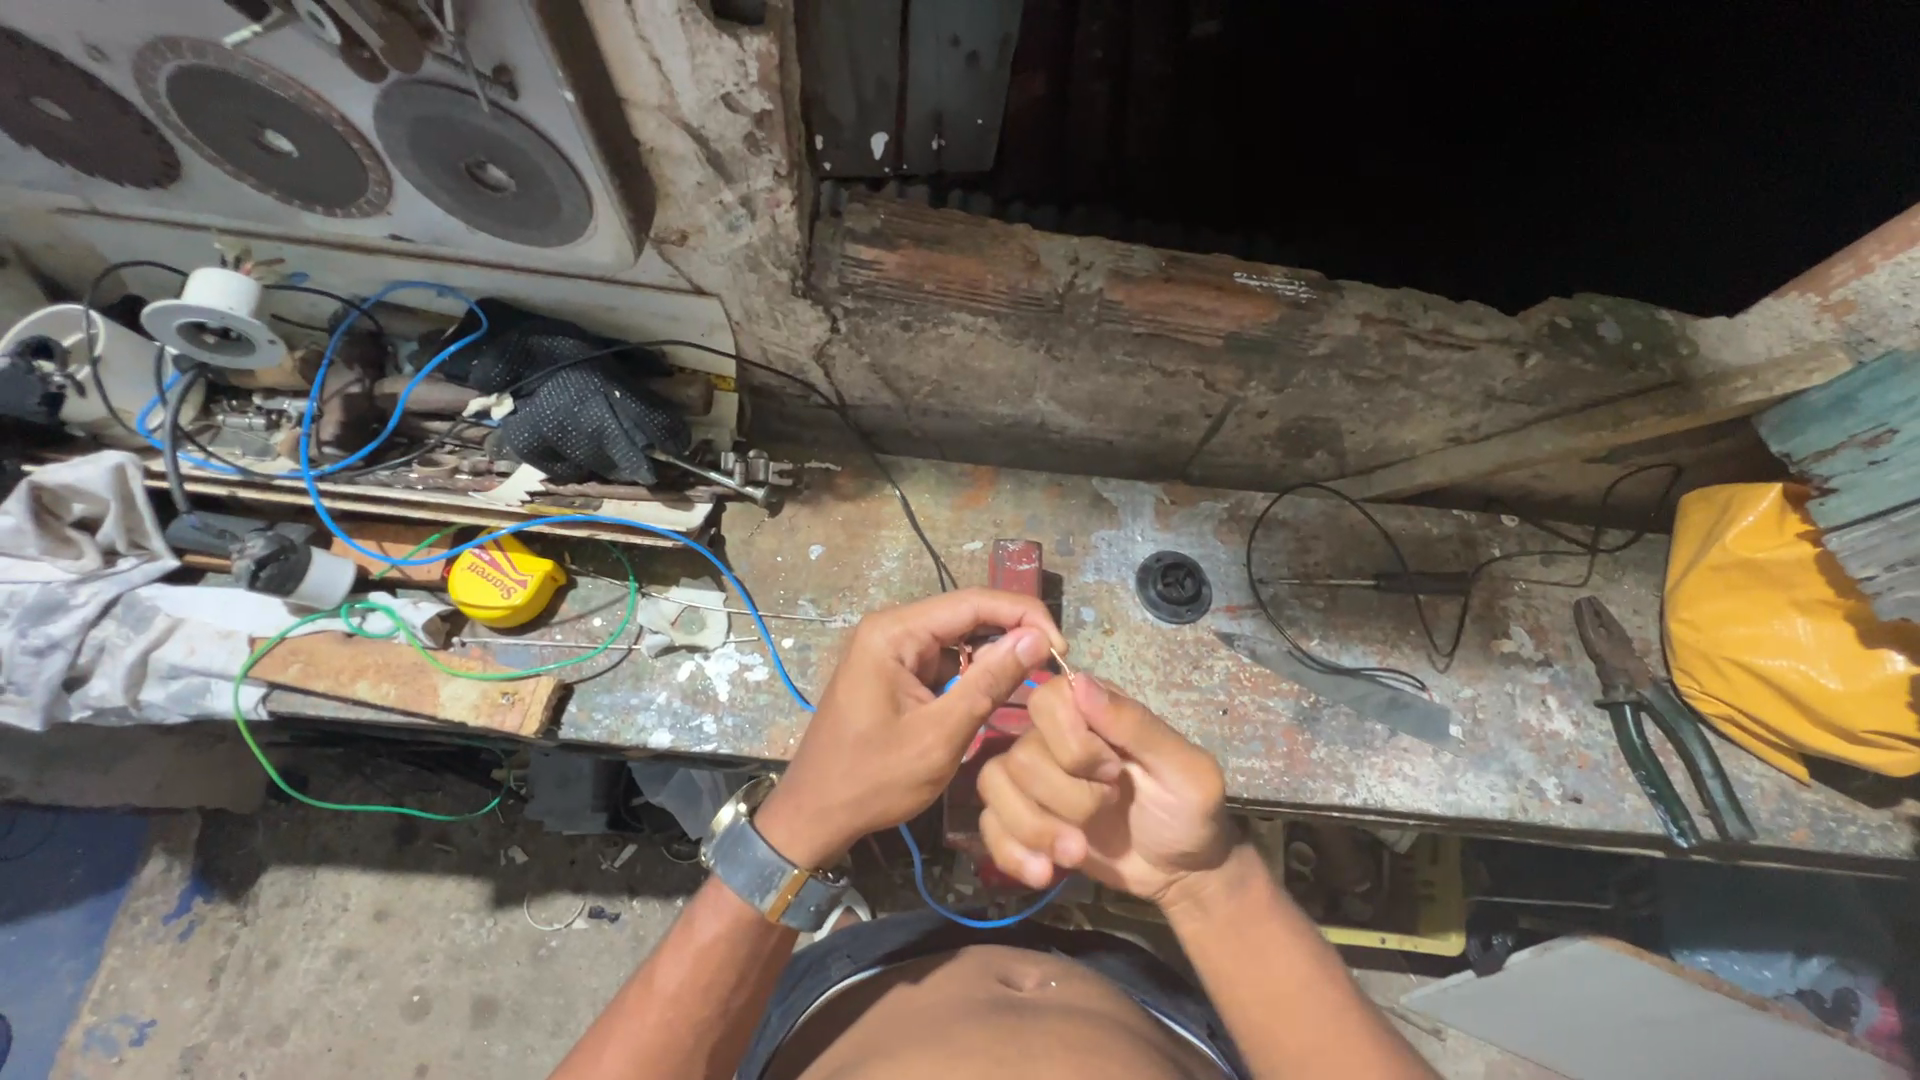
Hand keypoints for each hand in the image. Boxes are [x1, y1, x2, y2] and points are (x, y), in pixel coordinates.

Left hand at [755, 588, 1066, 870]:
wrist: (815, 815)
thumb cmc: (873, 779)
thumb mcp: (940, 734)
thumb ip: (989, 682)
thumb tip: (1037, 638)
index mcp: (894, 632)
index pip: (973, 602)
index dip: (1024, 616)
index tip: (1062, 648)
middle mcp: (891, 628)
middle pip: (967, 615)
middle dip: (1013, 634)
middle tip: (1056, 665)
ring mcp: (890, 649)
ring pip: (959, 638)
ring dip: (996, 655)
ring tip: (1036, 678)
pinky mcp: (894, 671)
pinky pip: (944, 660)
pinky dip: (973, 673)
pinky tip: (1000, 691)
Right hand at [976, 675, 1232, 906]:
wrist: (1182, 872)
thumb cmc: (1189, 810)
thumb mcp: (1183, 769)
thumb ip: (1135, 724)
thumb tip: (1080, 682)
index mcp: (1091, 711)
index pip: (1045, 699)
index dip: (1069, 740)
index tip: (1112, 770)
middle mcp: (1051, 737)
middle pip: (1020, 754)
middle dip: (1064, 797)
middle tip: (1107, 811)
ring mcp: (1032, 779)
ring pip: (994, 785)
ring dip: (1035, 829)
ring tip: (1076, 853)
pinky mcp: (1020, 818)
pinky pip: (988, 824)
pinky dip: (1011, 853)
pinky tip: (1044, 874)